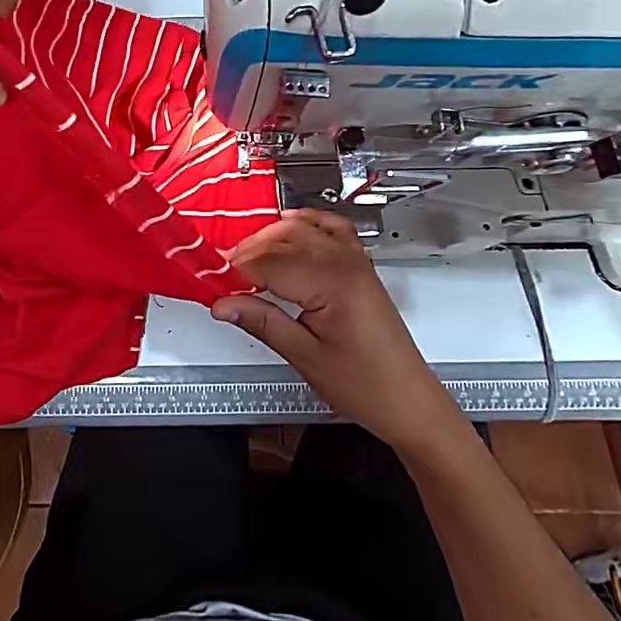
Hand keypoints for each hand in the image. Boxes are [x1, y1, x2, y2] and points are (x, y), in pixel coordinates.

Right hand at [213, 211, 463, 453]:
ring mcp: (356, 261)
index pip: (271, 262)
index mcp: (332, 283)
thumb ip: (262, 322)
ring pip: (306, 228)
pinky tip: (291, 225)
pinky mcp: (360, 266)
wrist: (406, 397)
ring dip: (273, 235)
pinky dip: (308, 222)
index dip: (238, 268)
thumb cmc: (366, 384)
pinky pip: (332, 228)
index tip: (214, 278)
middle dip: (250, 250)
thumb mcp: (305, 356)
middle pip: (285, 239)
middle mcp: (347, 263)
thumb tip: (225, 304)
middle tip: (223, 270)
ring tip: (247, 255)